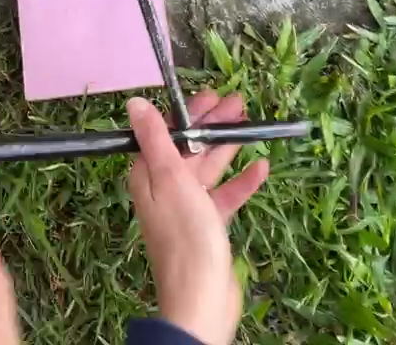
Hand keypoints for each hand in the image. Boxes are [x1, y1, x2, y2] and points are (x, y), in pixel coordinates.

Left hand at [126, 92, 270, 344]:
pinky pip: (224, 196)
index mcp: (149, 175)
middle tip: (239, 103)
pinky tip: (261, 167)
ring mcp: (188, 208)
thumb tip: (134, 103)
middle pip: (190, 147)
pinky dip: (241, 182)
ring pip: (208, 168)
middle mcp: (165, 188)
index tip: (214, 95)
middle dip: (212, 124)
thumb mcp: (170, 178)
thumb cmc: (185, 235)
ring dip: (228, 147)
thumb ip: (155, 138)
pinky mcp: (208, 227)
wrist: (202, 300)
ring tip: (250, 125)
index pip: (168, 132)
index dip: (190, 112)